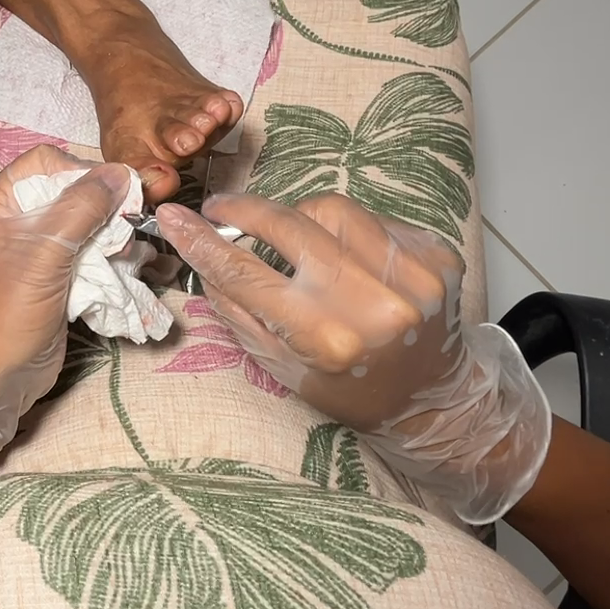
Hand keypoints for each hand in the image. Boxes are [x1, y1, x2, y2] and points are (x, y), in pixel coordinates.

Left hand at [0, 145, 132, 463]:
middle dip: (101, 203)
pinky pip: (84, 244)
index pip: (46, 161)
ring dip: (108, 230)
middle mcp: (13, 214)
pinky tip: (121, 263)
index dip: (82, 170)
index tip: (115, 192)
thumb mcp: (47, 253)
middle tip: (127, 221)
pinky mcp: (51, 266)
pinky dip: (104, 251)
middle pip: (68, 187)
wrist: (2, 374)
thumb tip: (119, 172)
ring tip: (124, 248)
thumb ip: (82, 208)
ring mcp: (33, 241)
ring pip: (82, 217)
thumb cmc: (11, 311)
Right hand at [156, 193, 549, 523]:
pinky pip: (368, 217)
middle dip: (243, 209)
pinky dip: (343, 229)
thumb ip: (236, 307)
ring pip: (328, 208)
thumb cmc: (346, 389)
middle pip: (286, 224)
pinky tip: (345, 255)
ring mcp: (411, 273)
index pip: (243, 273)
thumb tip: (201, 250)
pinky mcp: (436, 253)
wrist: (435, 401)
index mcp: (325, 338)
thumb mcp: (279, 364)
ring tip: (294, 241)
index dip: (200, 241)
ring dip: (298, 218)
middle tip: (221, 208)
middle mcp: (371, 302)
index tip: (173, 217)